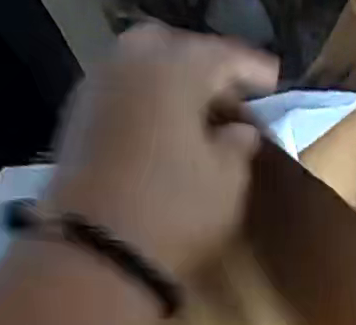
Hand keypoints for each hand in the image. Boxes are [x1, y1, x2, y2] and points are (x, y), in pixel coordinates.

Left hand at [44, 25, 277, 273]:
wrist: (103, 246)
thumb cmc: (178, 211)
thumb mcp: (228, 183)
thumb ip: (238, 146)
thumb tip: (240, 130)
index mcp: (172, 72)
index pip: (220, 55)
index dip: (251, 68)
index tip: (274, 79)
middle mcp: (128, 66)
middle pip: (172, 46)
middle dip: (205, 64)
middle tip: (233, 92)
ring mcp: (97, 89)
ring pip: (142, 66)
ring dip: (175, 83)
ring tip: (203, 112)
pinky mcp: (81, 119)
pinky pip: (125, 92)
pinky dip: (151, 101)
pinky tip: (170, 128)